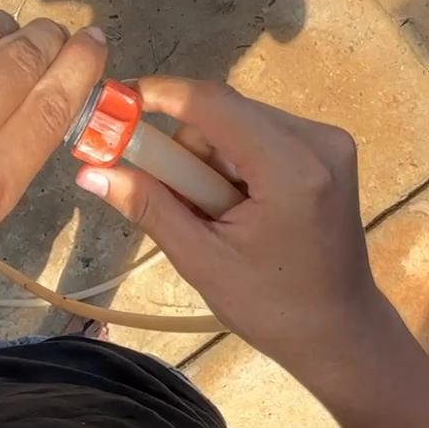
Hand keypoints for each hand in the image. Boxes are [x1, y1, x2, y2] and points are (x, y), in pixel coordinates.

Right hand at [76, 77, 389, 379]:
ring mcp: (328, 143)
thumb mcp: (201, 260)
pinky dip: (233, 164)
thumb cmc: (271, 307)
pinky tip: (233, 207)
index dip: (159, 95)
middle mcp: (317, 140)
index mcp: (291, 168)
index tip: (115, 102)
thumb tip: (90, 173)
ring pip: (240, 123)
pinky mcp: (328, 152)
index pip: (212, 104)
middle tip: (168, 197)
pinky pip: (260, 137)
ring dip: (208, 159)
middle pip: (226, 113)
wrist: (338, 332)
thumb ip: (148, 207)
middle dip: (185, 148)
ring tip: (210, 215)